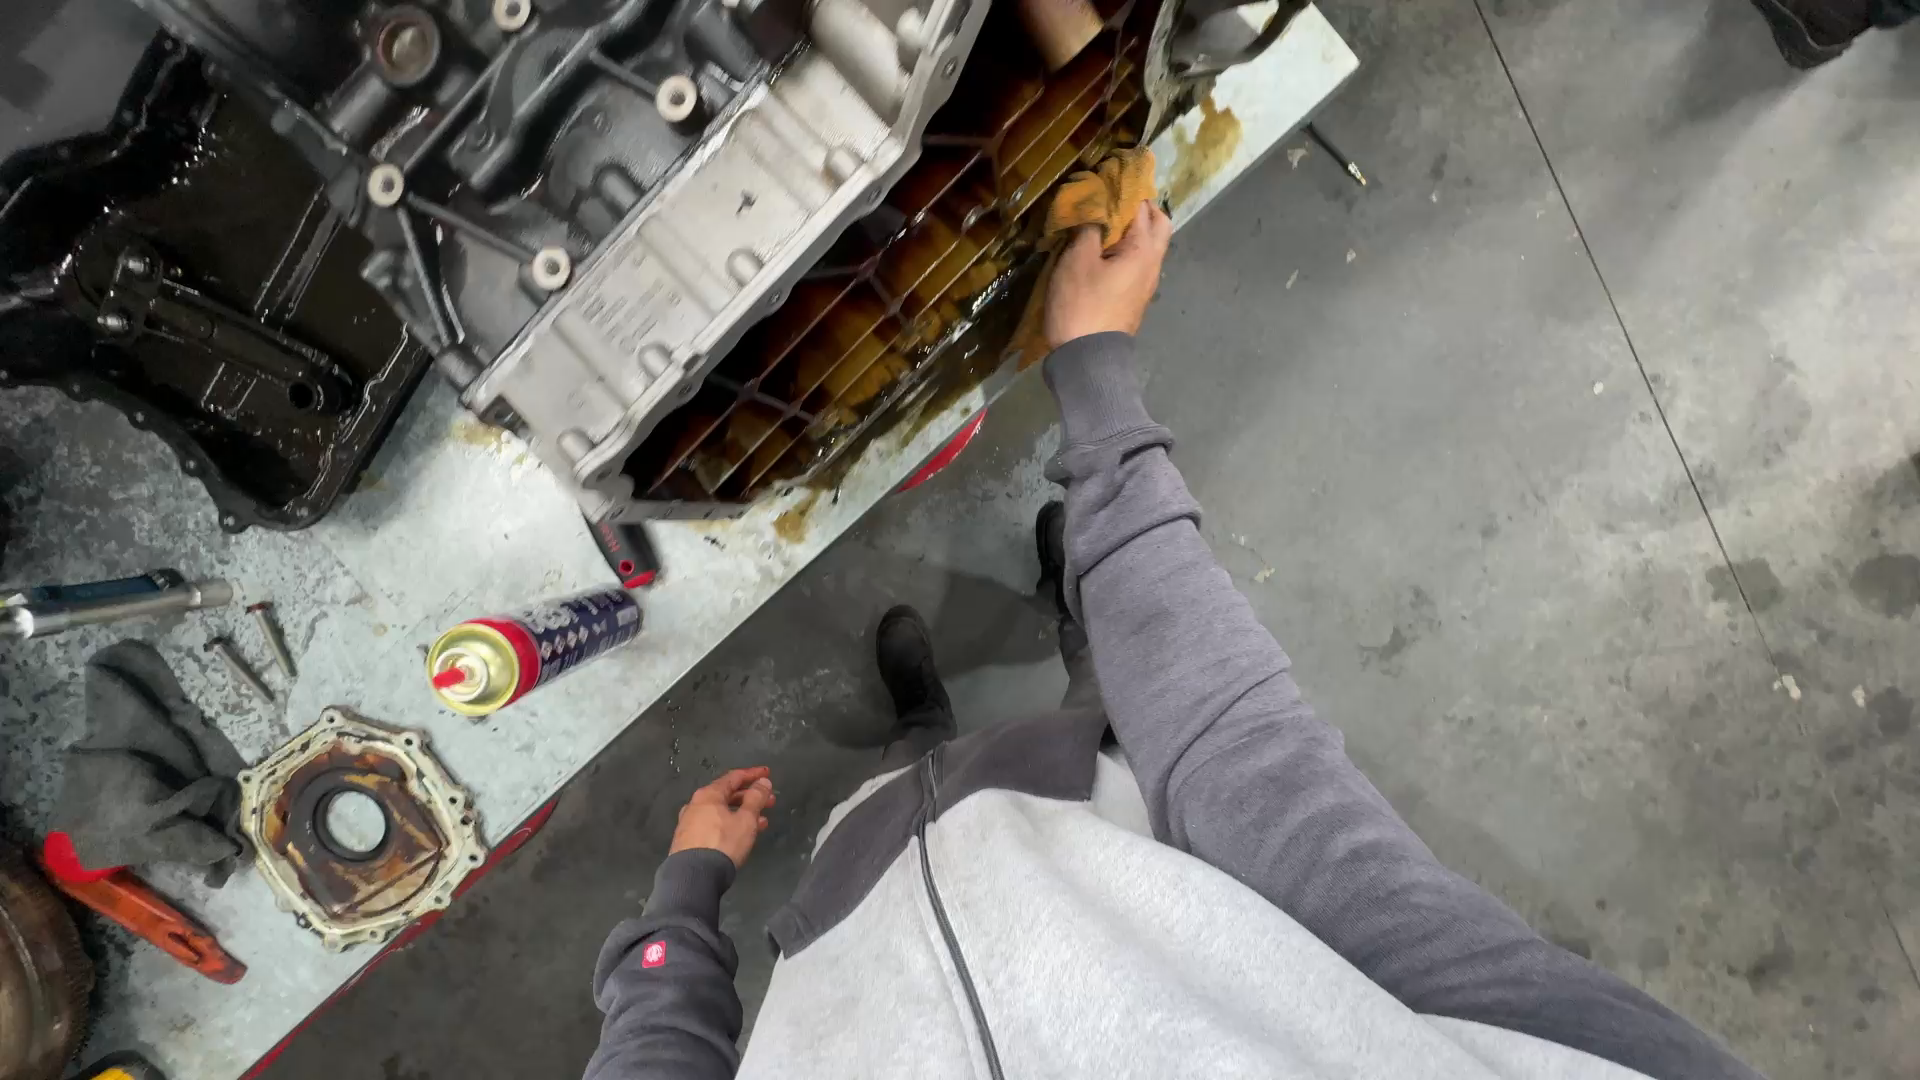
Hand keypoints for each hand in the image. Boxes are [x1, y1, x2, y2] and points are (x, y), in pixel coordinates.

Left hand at [670, 766, 774, 868]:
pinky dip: (730, 824)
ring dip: (743, 813)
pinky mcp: (688, 841)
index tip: (768, 774)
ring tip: (762, 822)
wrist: (693, 878)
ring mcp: (689, 823)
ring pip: (722, 812)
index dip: (753, 775)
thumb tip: (763, 781)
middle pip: (727, 794)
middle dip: (751, 797)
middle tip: (770, 802)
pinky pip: (714, 825)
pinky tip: (742, 835)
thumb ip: (756, 798)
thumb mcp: (746, 819)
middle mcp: (696, 805)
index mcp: (709, 794)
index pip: (734, 777)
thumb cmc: (723, 843)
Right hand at [1043, 200, 1172, 349]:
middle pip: (1158, 225)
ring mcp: (1146, 286)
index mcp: (1144, 249)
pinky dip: (1126, 253)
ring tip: (1103, 229)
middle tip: (1112, 204)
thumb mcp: (1077, 260)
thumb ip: (1089, 228)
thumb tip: (1095, 210)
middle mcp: (1153, 264)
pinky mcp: (1134, 301)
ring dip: (1132, 233)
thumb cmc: (1082, 306)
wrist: (1087, 360)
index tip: (1104, 180)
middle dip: (1140, 209)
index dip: (1125, 189)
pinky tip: (1104, 255)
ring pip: (1149, 247)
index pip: (1143, 205)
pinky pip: (1137, 265)